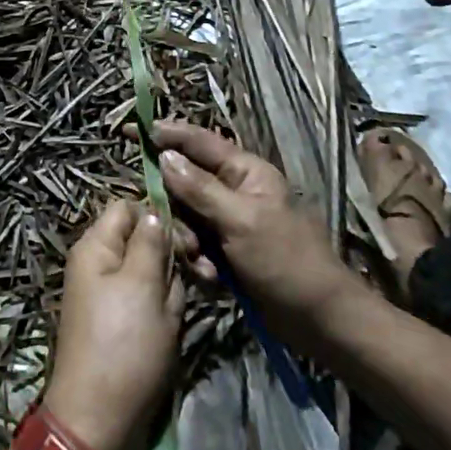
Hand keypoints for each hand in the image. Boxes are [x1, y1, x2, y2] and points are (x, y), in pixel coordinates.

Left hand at [41, 199, 183, 449]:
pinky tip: (177, 319)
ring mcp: (111, 292)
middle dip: (172, 252)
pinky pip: (148, 297)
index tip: (185, 238)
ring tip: (192, 296)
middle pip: (142, 238)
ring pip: (151, 270)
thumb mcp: (142, 284)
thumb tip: (155, 213)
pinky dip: (166, 305)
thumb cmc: (123, 344)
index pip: (128, 208)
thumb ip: (150, 243)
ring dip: (173, 282)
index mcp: (96, 246)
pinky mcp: (123, 319)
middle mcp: (100, 262)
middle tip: (200, 268)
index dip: (157, 216)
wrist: (100, 418)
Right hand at [153, 121, 362, 354]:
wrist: (319, 320)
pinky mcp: (226, 250)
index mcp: (244, 170)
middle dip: (177, 211)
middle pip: (184, 183)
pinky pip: (196, 245)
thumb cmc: (286, 261)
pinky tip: (213, 280)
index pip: (197, 141)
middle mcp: (234, 190)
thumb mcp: (240, 220)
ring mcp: (229, 221)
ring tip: (205, 265)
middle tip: (184, 238)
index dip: (164, 133)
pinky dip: (199, 262)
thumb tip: (164, 156)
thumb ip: (199, 188)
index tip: (131, 128)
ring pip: (186, 218)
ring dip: (189, 243)